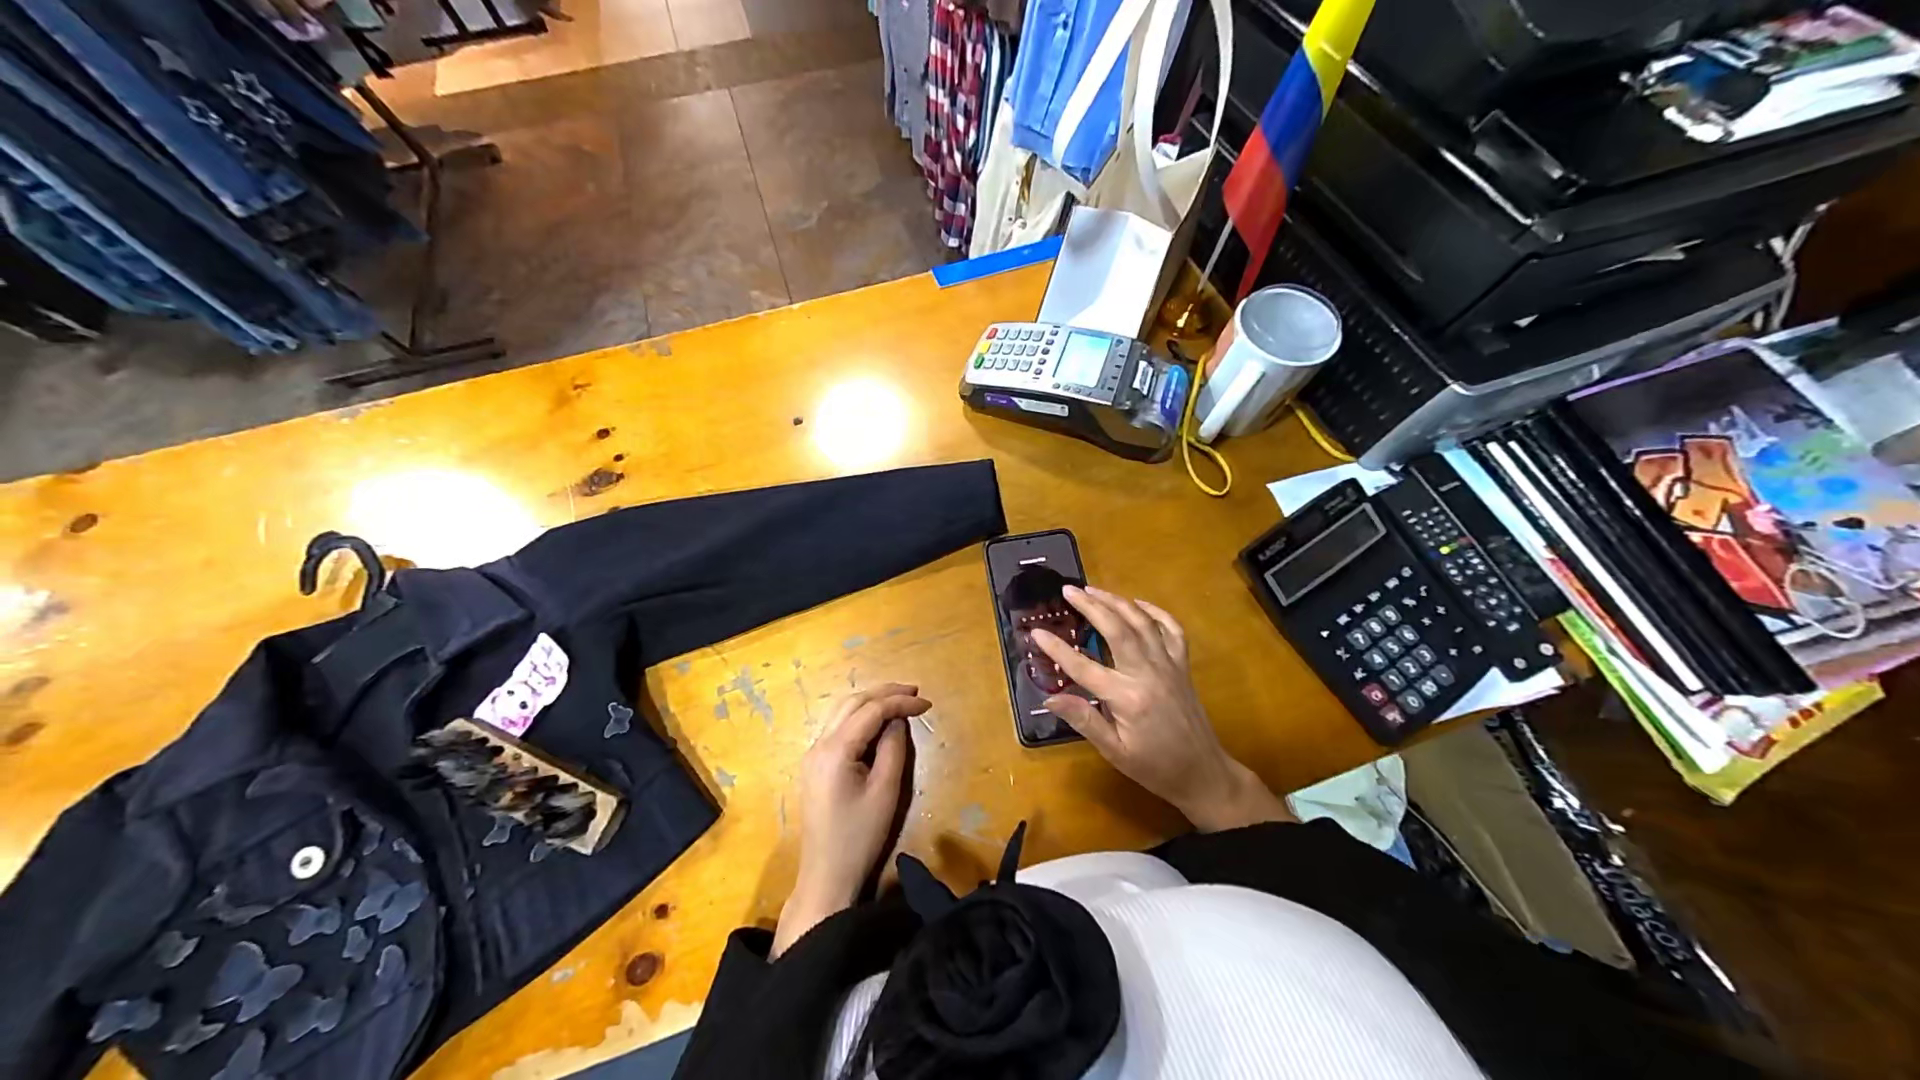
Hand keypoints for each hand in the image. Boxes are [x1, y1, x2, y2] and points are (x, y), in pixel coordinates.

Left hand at [772, 683, 928, 956]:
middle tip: (915, 693)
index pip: (870, 710)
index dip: (899, 702)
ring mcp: (813, 754)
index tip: (926, 703)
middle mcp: (819, 744)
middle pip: (852, 703)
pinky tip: (878, 721)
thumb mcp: (886, 791)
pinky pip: (837, 727)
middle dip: (884, 693)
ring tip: (900, 701)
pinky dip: (859, 717)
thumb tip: (897, 721)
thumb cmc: (860, 836)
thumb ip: (893, 748)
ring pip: (842, 712)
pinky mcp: (815, 765)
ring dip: (870, 702)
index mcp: (835, 749)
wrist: (827, 875)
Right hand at [1031, 587, 1291, 832]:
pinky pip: (1171, 629)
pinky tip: (1137, 604)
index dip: (1057, 648)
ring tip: (1093, 590)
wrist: (1203, 773)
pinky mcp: (1182, 666)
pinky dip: (1154, 612)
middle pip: (1117, 629)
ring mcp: (1169, 665)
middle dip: (1091, 606)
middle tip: (1068, 590)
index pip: (1083, 666)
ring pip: (1142, 622)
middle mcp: (1148, 673)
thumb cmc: (1154, 767)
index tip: (1036, 632)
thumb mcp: (1114, 751)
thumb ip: (1083, 720)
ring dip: (1116, 602)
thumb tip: (1051, 697)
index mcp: (1127, 697)